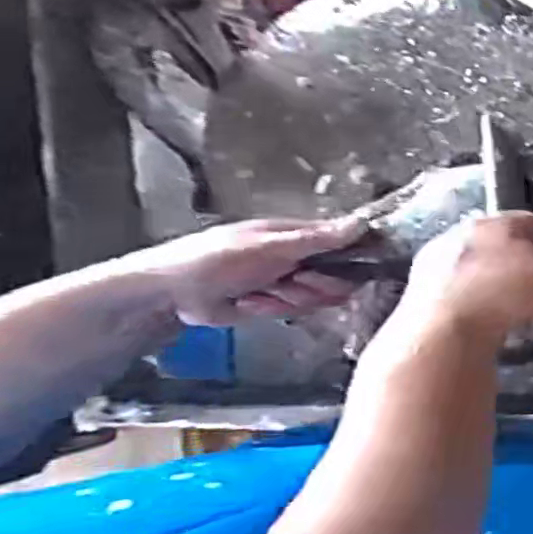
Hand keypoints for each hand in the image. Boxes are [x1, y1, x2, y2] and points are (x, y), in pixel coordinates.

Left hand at [125, 218, 367, 325]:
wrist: (169, 294)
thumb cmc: (216, 260)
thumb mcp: (270, 246)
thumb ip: (318, 238)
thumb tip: (363, 223)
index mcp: (301, 235)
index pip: (348, 242)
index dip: (354, 256)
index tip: (347, 266)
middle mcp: (302, 257)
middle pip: (342, 276)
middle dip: (320, 284)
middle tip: (295, 279)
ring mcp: (291, 281)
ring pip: (322, 296)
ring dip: (292, 297)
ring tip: (262, 291)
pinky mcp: (279, 303)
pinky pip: (299, 310)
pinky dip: (274, 308)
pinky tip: (249, 302)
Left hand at [398, 212, 532, 337]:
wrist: (444, 332)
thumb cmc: (507, 299)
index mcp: (497, 222)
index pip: (530, 220)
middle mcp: (462, 229)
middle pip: (496, 238)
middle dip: (512, 256)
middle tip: (528, 279)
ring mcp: (434, 255)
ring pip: (471, 260)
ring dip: (487, 276)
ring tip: (503, 301)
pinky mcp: (416, 284)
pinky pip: (453, 284)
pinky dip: (468, 295)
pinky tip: (479, 314)